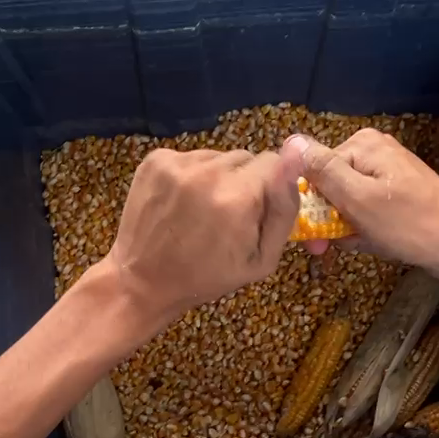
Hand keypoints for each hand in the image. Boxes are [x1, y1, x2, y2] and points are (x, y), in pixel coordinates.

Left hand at [102, 147, 300, 330]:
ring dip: (218, 178)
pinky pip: (191, 157)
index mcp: (238, 197)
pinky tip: (182, 204)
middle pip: (246, 158)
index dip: (272, 187)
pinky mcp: (155, 159)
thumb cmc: (207, 277)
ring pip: (218, 157)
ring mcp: (178, 163)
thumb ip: (284, 210)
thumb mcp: (261, 260)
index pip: (275, 162)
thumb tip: (296, 158)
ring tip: (202, 212)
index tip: (257, 211)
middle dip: (245, 183)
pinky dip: (192, 176)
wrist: (142, 280)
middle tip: (228, 216)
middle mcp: (208, 171)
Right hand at [282, 129, 438, 278]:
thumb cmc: (409, 223)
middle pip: (331, 187)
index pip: (315, 171)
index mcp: (363, 145)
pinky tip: (376, 243)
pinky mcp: (397, 197)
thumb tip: (290, 140)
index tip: (311, 240)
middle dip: (330, 221)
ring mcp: (388, 175)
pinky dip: (366, 231)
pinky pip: (366, 213)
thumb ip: (323, 170)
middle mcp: (374, 153)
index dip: (310, 206)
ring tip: (366, 242)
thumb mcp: (358, 198)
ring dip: (349, 230)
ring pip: (347, 205)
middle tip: (329, 250)